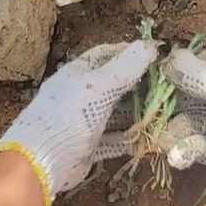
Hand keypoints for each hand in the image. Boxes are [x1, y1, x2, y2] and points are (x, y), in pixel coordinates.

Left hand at [0, 40, 158, 205]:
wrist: (42, 160)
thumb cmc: (68, 116)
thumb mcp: (98, 87)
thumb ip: (125, 67)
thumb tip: (150, 46)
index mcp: (76, 74)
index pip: (105, 55)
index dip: (129, 53)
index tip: (155, 55)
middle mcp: (78, 96)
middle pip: (112, 85)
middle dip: (137, 85)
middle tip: (164, 85)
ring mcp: (82, 122)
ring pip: (114, 113)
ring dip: (136, 113)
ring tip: (161, 111)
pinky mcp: (86, 146)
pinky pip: (112, 140)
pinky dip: (128, 139)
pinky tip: (146, 139)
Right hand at [162, 50, 205, 205]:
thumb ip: (200, 74)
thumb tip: (169, 58)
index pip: (198, 63)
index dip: (176, 66)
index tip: (154, 73)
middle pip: (183, 93)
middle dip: (167, 102)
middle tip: (152, 111)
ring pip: (179, 122)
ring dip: (172, 131)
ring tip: (173, 142)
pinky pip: (187, 146)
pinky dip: (181, 151)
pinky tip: (183, 157)